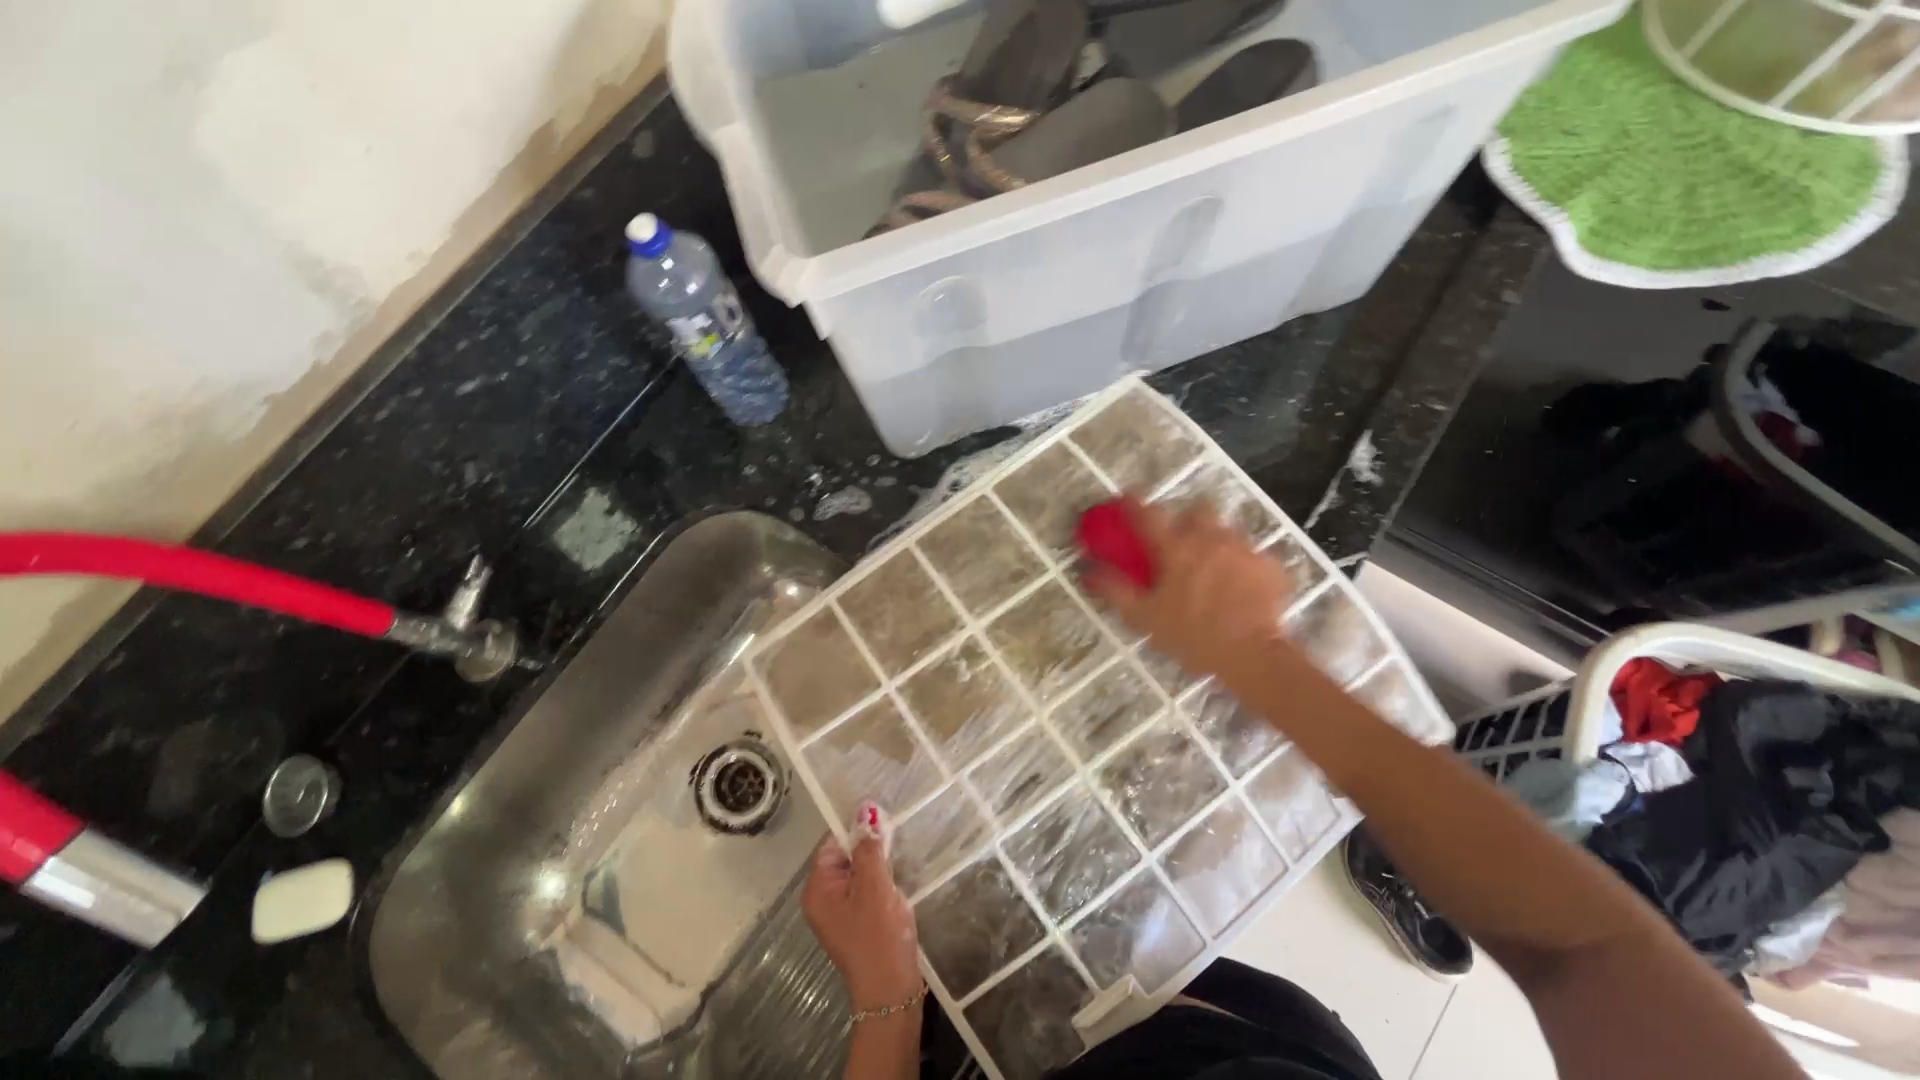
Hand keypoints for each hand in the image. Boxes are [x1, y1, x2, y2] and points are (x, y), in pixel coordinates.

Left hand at [801, 829, 922, 1011]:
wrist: (890, 992)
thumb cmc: (879, 936)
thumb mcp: (875, 886)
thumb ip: (870, 847)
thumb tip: (865, 809)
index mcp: (818, 888)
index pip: (832, 843)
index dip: (856, 826)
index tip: (882, 815)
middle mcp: (823, 899)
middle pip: (844, 856)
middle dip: (869, 845)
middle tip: (896, 833)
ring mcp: (840, 913)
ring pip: (858, 873)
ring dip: (879, 864)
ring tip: (901, 853)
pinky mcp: (858, 923)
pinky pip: (866, 891)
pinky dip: (882, 882)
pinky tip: (900, 880)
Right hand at [1082, 497, 1294, 681]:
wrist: (1252, 654)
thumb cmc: (1192, 636)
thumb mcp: (1144, 617)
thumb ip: (1114, 589)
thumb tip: (1086, 569)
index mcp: (1175, 548)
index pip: (1148, 514)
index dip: (1134, 503)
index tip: (1127, 499)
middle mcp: (1209, 538)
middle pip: (1196, 511)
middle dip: (1187, 521)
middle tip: (1180, 545)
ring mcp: (1243, 548)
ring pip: (1226, 531)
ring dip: (1215, 542)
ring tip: (1212, 569)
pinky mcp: (1269, 565)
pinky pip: (1252, 555)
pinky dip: (1243, 565)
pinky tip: (1241, 587)